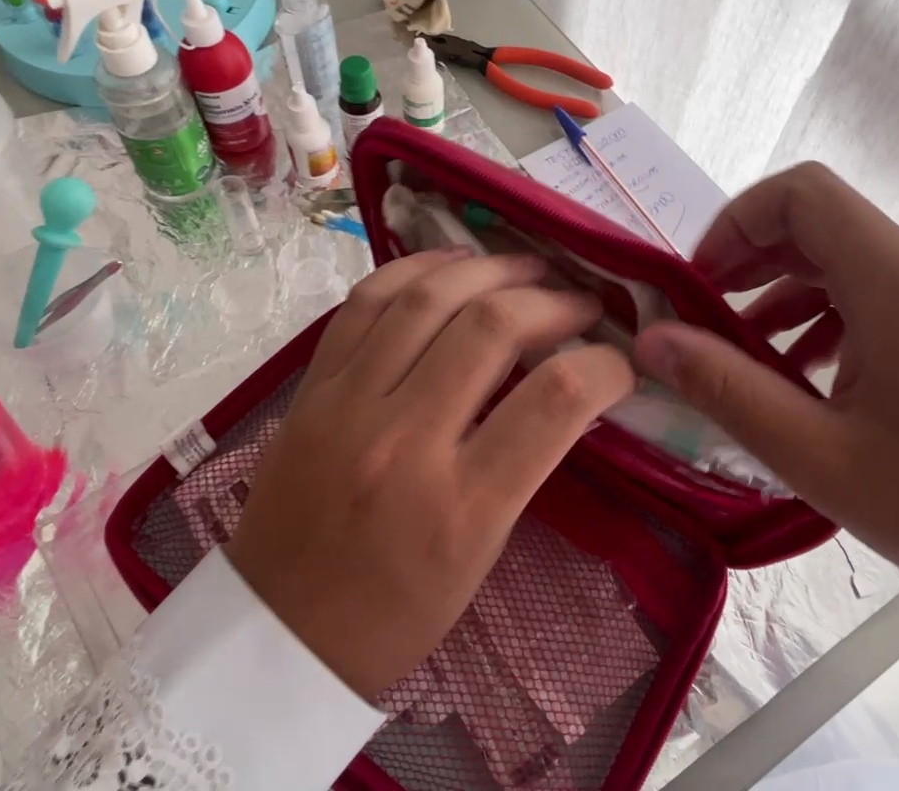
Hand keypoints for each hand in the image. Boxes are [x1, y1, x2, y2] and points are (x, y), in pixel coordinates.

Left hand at [227, 250, 635, 696]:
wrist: (279, 632)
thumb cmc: (395, 614)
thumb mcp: (481, 555)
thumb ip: (521, 467)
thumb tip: (564, 387)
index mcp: (462, 507)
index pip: (556, 399)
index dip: (606, 364)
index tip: (619, 361)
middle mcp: (403, 441)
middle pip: (492, 327)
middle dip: (553, 301)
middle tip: (580, 304)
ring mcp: (348, 405)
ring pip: (427, 298)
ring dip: (490, 270)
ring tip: (526, 268)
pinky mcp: (311, 388)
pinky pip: (365, 302)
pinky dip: (414, 269)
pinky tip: (451, 266)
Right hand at [632, 164, 898, 603]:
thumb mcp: (820, 458)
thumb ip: (728, 389)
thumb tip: (653, 340)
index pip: (804, 195)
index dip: (737, 222)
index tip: (701, 281)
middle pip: (826, 225)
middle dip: (753, 261)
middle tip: (708, 318)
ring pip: (855, 260)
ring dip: (790, 292)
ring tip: (753, 355)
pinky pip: (889, 292)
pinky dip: (835, 314)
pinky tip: (816, 372)